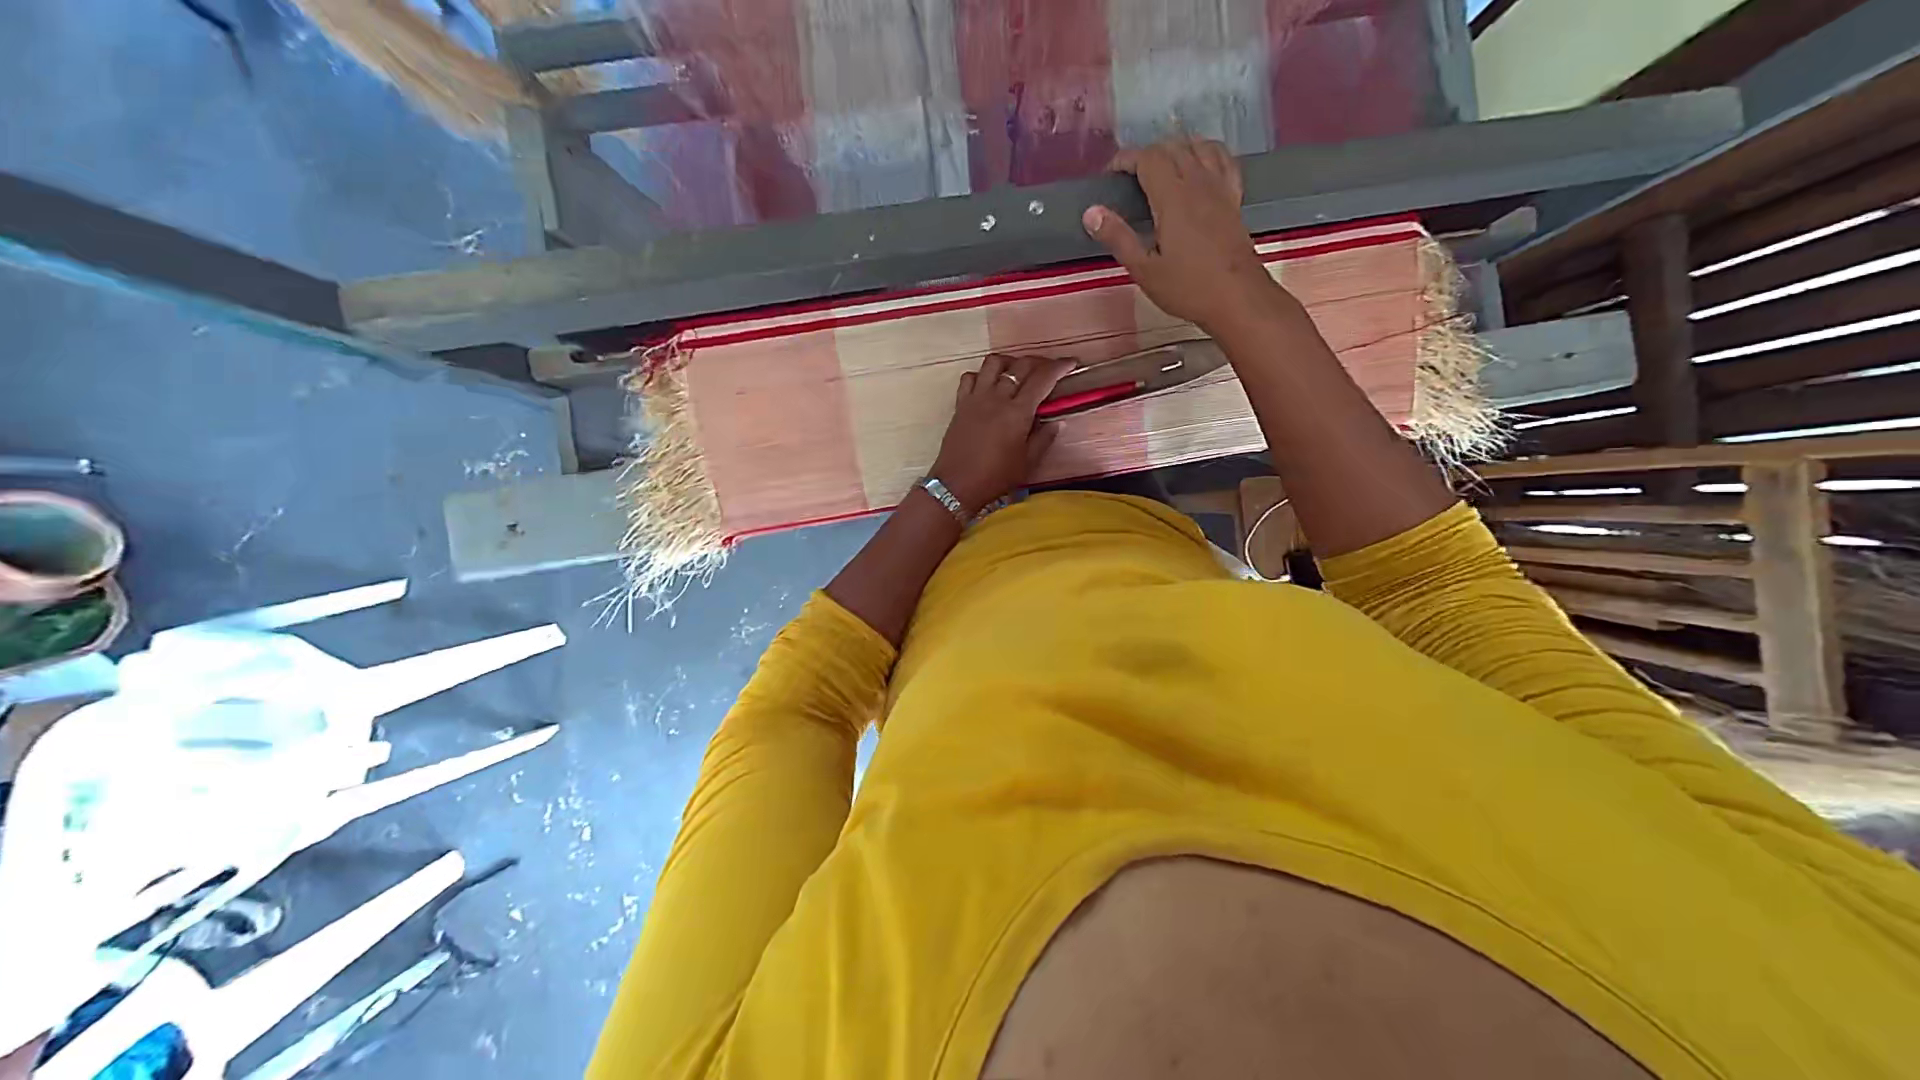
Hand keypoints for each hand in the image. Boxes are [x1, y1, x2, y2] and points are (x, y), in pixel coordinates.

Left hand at [928, 353, 1074, 512]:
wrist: (957, 485)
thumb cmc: (995, 477)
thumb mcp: (1027, 462)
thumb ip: (1044, 438)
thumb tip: (1058, 421)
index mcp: (1018, 412)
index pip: (1043, 379)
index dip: (1060, 367)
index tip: (1071, 363)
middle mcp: (997, 398)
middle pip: (1021, 365)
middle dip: (1040, 361)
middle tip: (1050, 368)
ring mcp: (976, 398)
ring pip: (993, 363)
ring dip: (1009, 361)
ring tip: (1018, 371)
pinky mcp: (960, 404)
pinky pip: (970, 377)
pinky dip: (981, 374)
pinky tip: (989, 384)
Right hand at [1081, 137, 1288, 333]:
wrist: (1237, 298)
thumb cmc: (1188, 289)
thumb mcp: (1144, 270)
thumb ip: (1118, 237)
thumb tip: (1091, 212)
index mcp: (1173, 198)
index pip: (1148, 158)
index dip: (1126, 159)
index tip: (1111, 175)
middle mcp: (1198, 183)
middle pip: (1172, 147)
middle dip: (1146, 154)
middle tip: (1129, 178)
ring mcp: (1220, 188)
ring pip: (1198, 146)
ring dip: (1175, 148)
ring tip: (1160, 168)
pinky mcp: (1234, 198)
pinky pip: (1222, 159)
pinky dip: (1205, 153)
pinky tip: (1199, 165)